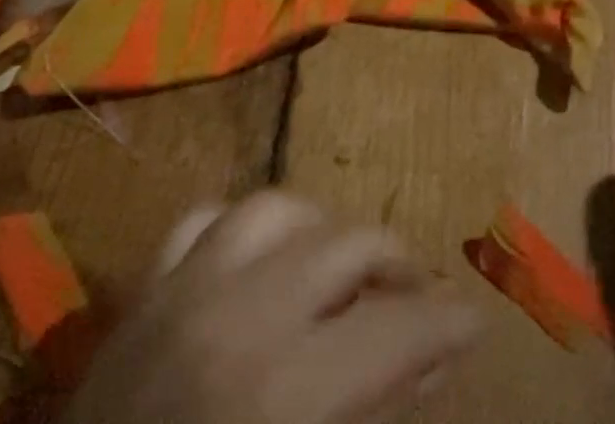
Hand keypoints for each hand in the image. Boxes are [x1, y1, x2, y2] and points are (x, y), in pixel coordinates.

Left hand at [63, 192, 480, 423]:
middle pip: (343, 246)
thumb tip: (427, 366)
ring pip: (272, 211)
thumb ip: (374, 413)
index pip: (394, 329)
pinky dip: (241, 229)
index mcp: (282, 388)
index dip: (448, 323)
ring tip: (342, 266)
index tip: (470, 323)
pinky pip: (200, 222)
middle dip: (396, 264)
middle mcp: (235, 316)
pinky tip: (261, 258)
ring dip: (321, 230)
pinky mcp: (143, 292)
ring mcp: (182, 292)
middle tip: (415, 298)